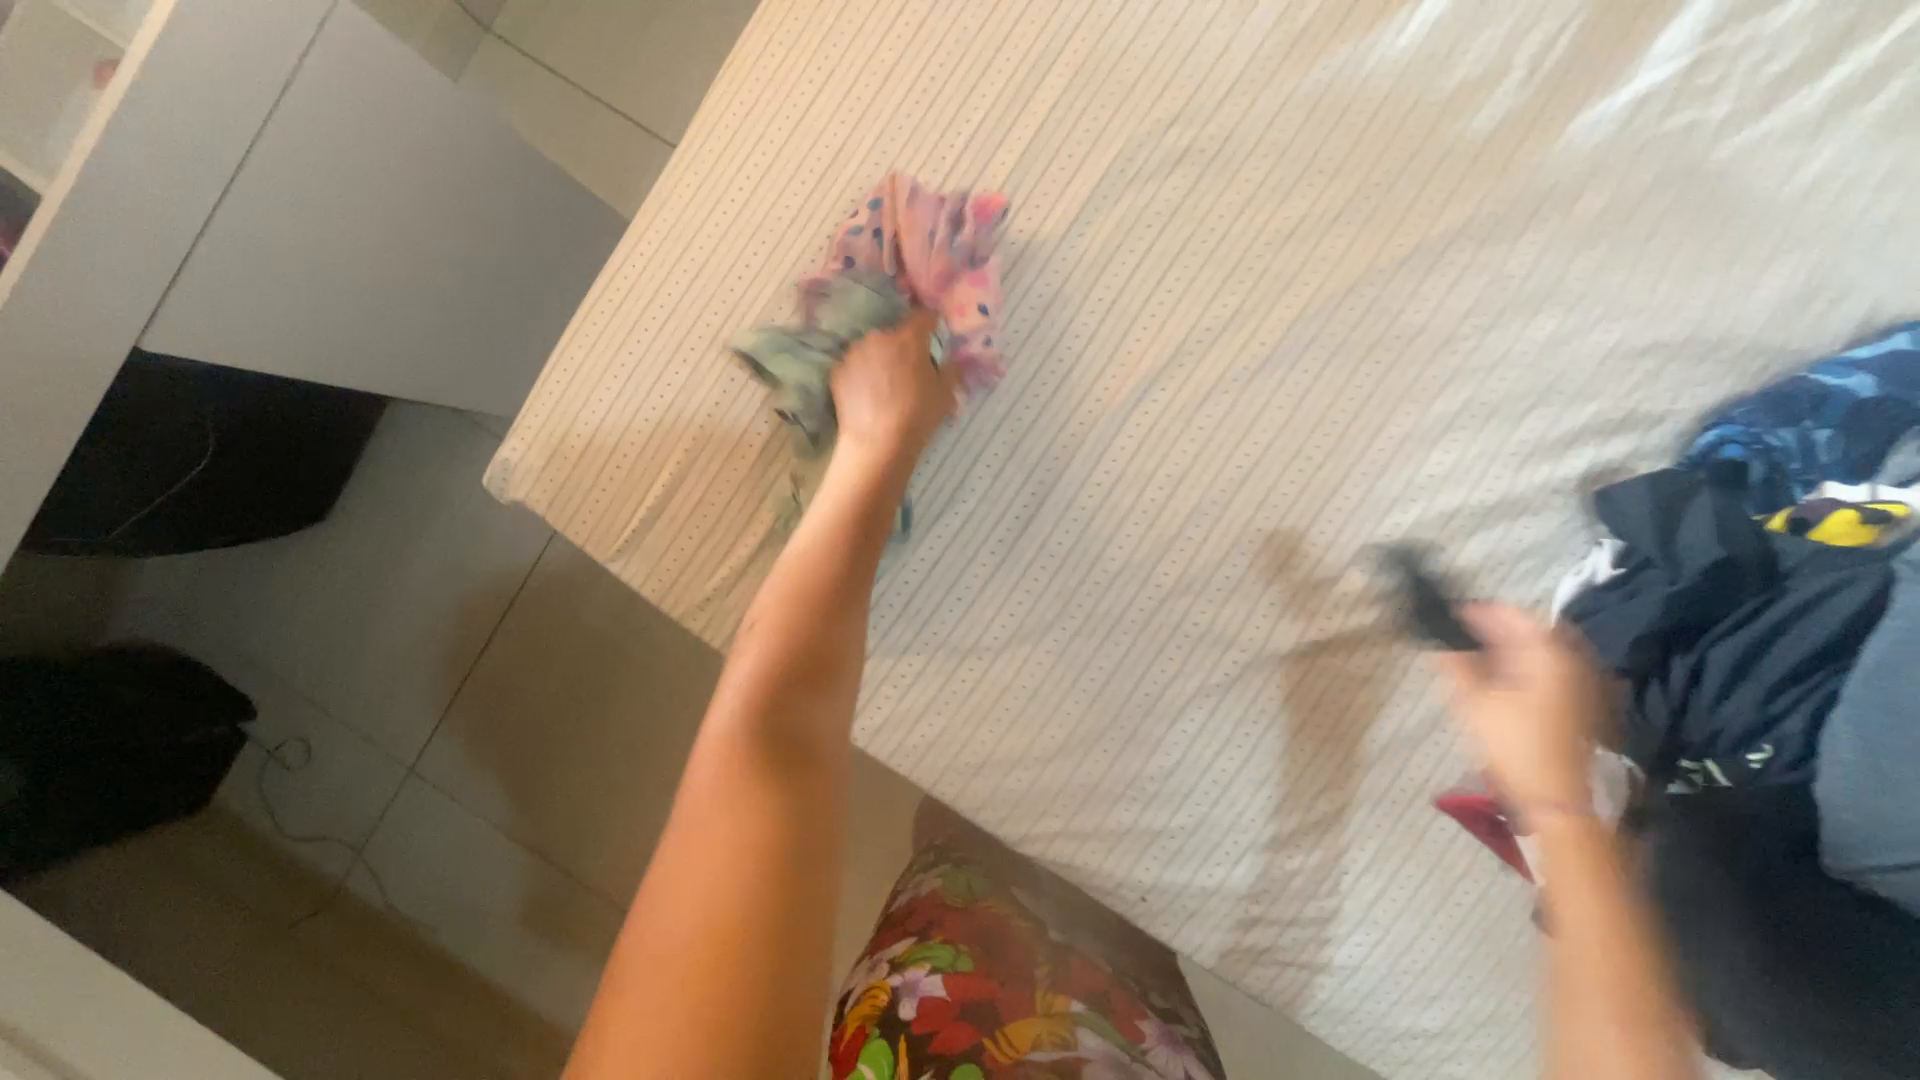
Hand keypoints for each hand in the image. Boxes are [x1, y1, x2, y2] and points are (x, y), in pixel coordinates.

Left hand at [831, 308, 959, 467]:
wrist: (877, 443)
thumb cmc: (918, 416)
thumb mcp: (946, 394)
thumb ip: (951, 369)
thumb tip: (950, 360)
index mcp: (909, 337)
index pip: (924, 315)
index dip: (931, 323)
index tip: (933, 334)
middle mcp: (878, 336)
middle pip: (895, 334)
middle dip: (903, 347)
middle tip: (908, 370)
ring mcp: (854, 353)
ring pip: (872, 349)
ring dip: (879, 359)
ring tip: (884, 385)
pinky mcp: (837, 371)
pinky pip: (854, 366)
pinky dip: (861, 375)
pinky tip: (867, 395)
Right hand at [1431, 604, 1610, 814]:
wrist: (1559, 800)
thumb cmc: (1514, 747)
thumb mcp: (1473, 704)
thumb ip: (1457, 668)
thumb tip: (1441, 646)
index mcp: (1548, 656)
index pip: (1513, 616)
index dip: (1481, 612)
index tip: (1453, 615)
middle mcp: (1576, 663)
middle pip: (1537, 631)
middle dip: (1503, 628)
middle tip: (1470, 633)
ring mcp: (1590, 684)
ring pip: (1551, 651)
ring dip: (1520, 647)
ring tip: (1488, 655)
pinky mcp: (1592, 705)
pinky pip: (1562, 670)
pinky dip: (1537, 666)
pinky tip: (1514, 678)